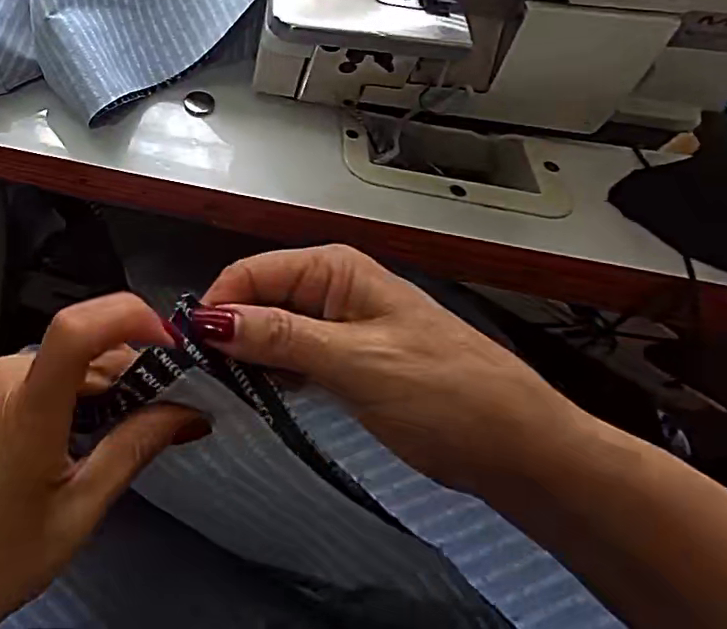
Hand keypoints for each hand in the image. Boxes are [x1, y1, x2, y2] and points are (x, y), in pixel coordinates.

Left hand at [0, 294, 200, 628]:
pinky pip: (55, 375)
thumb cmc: (0, 551)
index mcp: (27, 405)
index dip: (126, 316)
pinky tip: (113, 425)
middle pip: (86, 346)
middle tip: (183, 406)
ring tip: (154, 423)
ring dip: (117, 382)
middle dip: (139, 366)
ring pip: (74, 361)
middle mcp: (9, 375)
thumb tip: (188, 412)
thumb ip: (132, 448)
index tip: (175, 345)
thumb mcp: (79, 509)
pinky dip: (91, 391)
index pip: (73, 329)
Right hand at [200, 244, 585, 494]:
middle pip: (253, 297)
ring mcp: (334, 321)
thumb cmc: (455, 398)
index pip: (249, 273)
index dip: (219, 305)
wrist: (530, 458)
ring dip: (249, 351)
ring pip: (265, 325)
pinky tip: (268, 387)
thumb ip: (279, 337)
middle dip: (231, 330)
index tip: (195, 344)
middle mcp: (328, 286)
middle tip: (215, 369)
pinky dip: (270, 367)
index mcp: (333, 268)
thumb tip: (209, 320)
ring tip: (241, 382)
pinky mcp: (339, 354)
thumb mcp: (357, 363)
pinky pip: (285, 350)